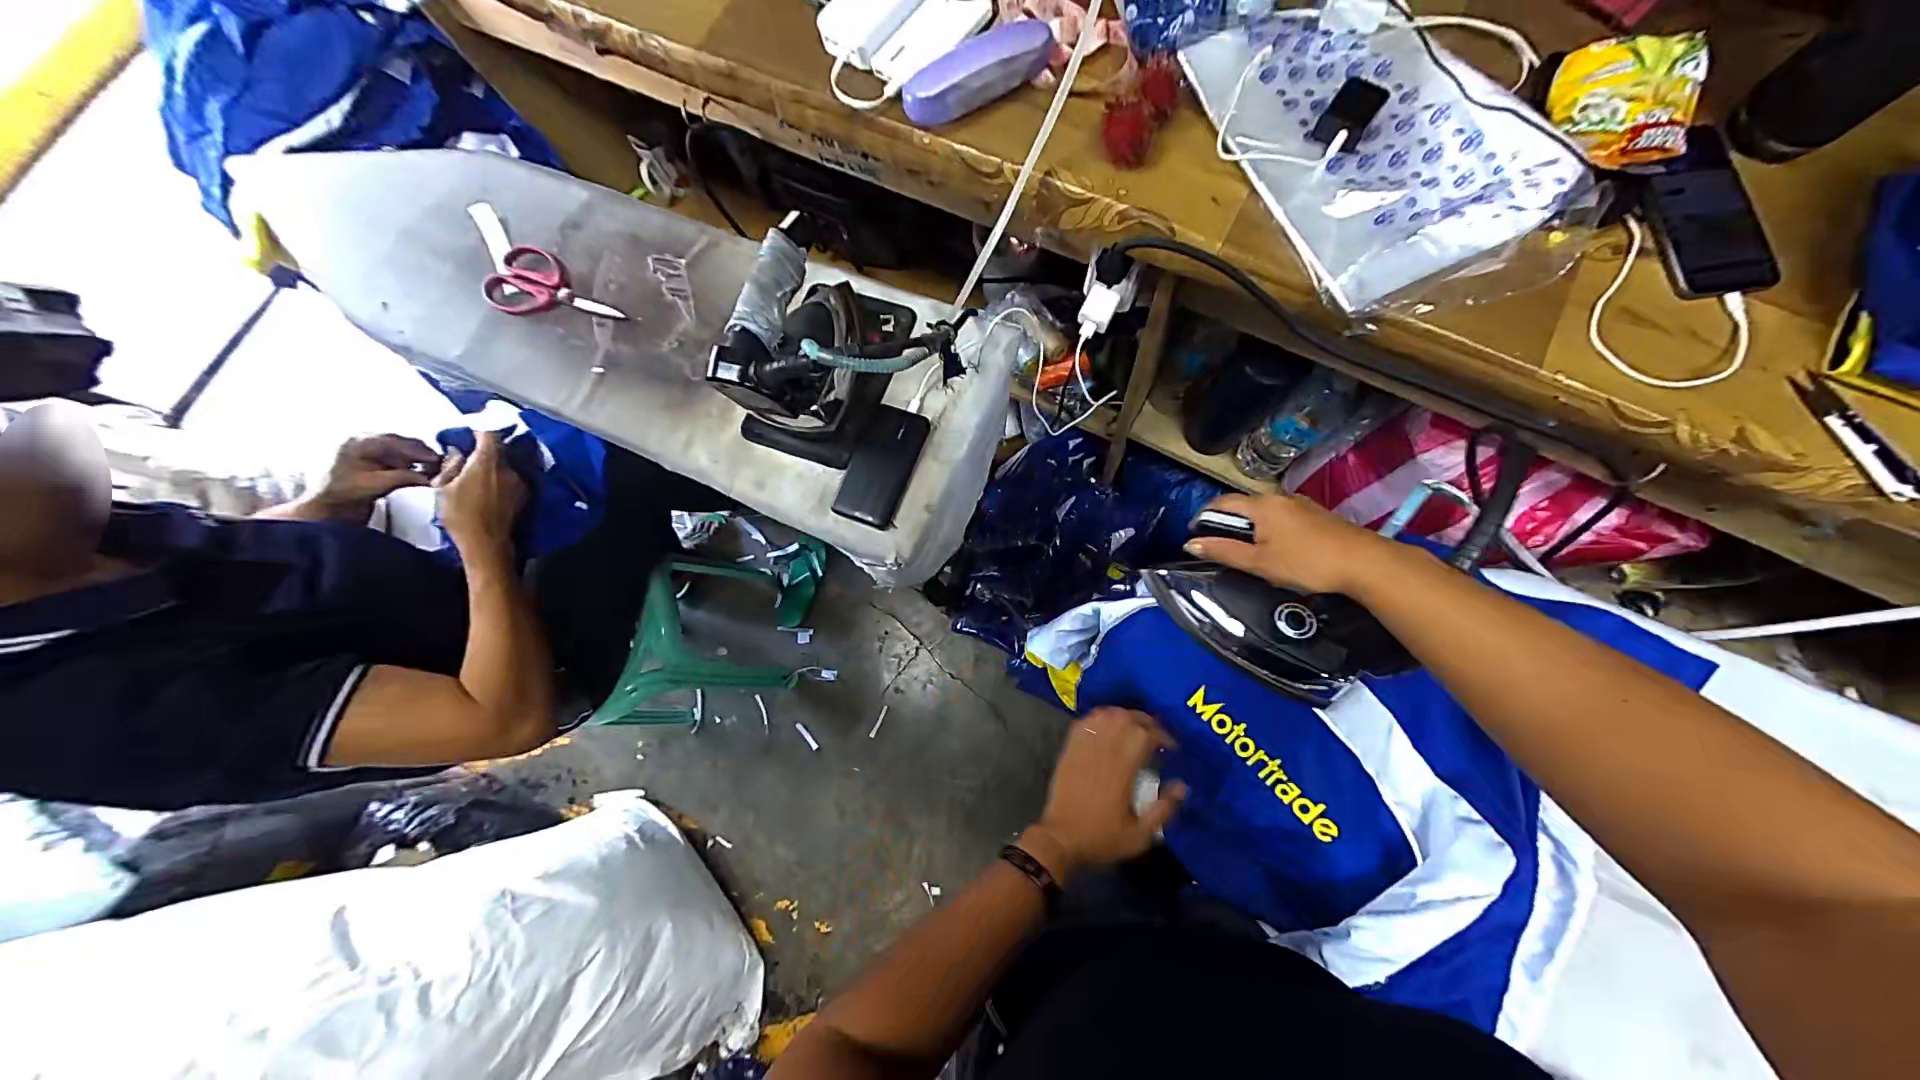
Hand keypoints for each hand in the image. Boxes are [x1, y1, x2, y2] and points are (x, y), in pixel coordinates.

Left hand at [309, 435, 441, 515]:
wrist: (329, 501)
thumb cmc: (347, 491)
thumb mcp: (376, 484)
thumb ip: (403, 478)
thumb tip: (431, 478)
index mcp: (359, 442)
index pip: (395, 441)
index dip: (418, 450)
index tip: (436, 459)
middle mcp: (363, 439)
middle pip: (400, 441)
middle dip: (421, 452)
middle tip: (440, 463)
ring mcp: (367, 445)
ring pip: (400, 446)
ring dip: (417, 456)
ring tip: (433, 467)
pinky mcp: (372, 454)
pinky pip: (397, 452)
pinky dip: (411, 460)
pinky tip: (421, 469)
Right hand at [434, 432, 526, 552]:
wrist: (487, 542)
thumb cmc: (460, 514)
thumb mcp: (443, 487)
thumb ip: (451, 465)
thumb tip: (457, 452)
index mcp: (488, 462)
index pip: (489, 436)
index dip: (478, 434)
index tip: (469, 438)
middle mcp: (509, 469)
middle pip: (500, 451)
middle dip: (486, 452)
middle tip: (470, 459)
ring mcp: (520, 482)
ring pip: (507, 466)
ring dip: (495, 467)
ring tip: (479, 477)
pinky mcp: (525, 495)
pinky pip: (513, 480)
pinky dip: (503, 479)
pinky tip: (492, 489)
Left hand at [1022, 707, 1185, 883]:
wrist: (1061, 839)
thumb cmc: (1102, 838)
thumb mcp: (1141, 835)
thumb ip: (1164, 809)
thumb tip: (1181, 786)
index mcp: (1122, 769)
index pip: (1145, 735)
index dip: (1162, 735)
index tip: (1171, 746)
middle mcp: (1103, 751)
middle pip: (1125, 717)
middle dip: (1145, 721)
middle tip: (1156, 734)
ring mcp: (1083, 747)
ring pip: (1105, 715)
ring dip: (1123, 716)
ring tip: (1134, 728)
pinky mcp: (1069, 749)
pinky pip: (1085, 722)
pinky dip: (1099, 718)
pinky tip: (1107, 728)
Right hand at [1183, 493, 1399, 596]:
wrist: (1364, 563)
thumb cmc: (1306, 563)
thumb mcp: (1259, 563)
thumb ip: (1223, 551)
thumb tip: (1191, 543)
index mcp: (1261, 505)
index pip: (1221, 503)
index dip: (1204, 516)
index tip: (1196, 534)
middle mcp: (1279, 497)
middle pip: (1243, 505)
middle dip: (1227, 521)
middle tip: (1219, 545)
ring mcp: (1300, 504)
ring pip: (1264, 510)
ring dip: (1250, 525)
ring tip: (1246, 548)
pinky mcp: (1316, 514)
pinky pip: (1282, 516)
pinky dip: (1269, 527)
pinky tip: (1275, 546)